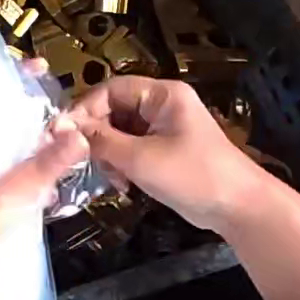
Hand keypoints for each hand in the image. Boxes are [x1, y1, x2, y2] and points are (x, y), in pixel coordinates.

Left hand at [0, 120, 88, 299]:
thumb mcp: (2, 204)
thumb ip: (38, 172)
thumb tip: (79, 137)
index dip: (27, 109)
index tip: (61, 111)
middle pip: (8, 137)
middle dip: (39, 137)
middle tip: (76, 133)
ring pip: (15, 161)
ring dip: (40, 161)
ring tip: (74, 153)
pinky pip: (17, 184)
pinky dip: (35, 183)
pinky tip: (58, 181)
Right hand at [65, 76, 279, 232]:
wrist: (239, 209)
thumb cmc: (193, 175)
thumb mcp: (139, 158)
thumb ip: (99, 140)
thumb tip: (60, 127)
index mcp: (162, 95)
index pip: (110, 90)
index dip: (85, 109)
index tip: (64, 134)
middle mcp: (161, 105)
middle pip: (113, 110)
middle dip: (96, 135)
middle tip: (83, 159)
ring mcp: (163, 127)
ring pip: (118, 131)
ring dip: (108, 153)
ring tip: (108, 175)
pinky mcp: (163, 149)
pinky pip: (130, 147)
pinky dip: (120, 163)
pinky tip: (121, 183)